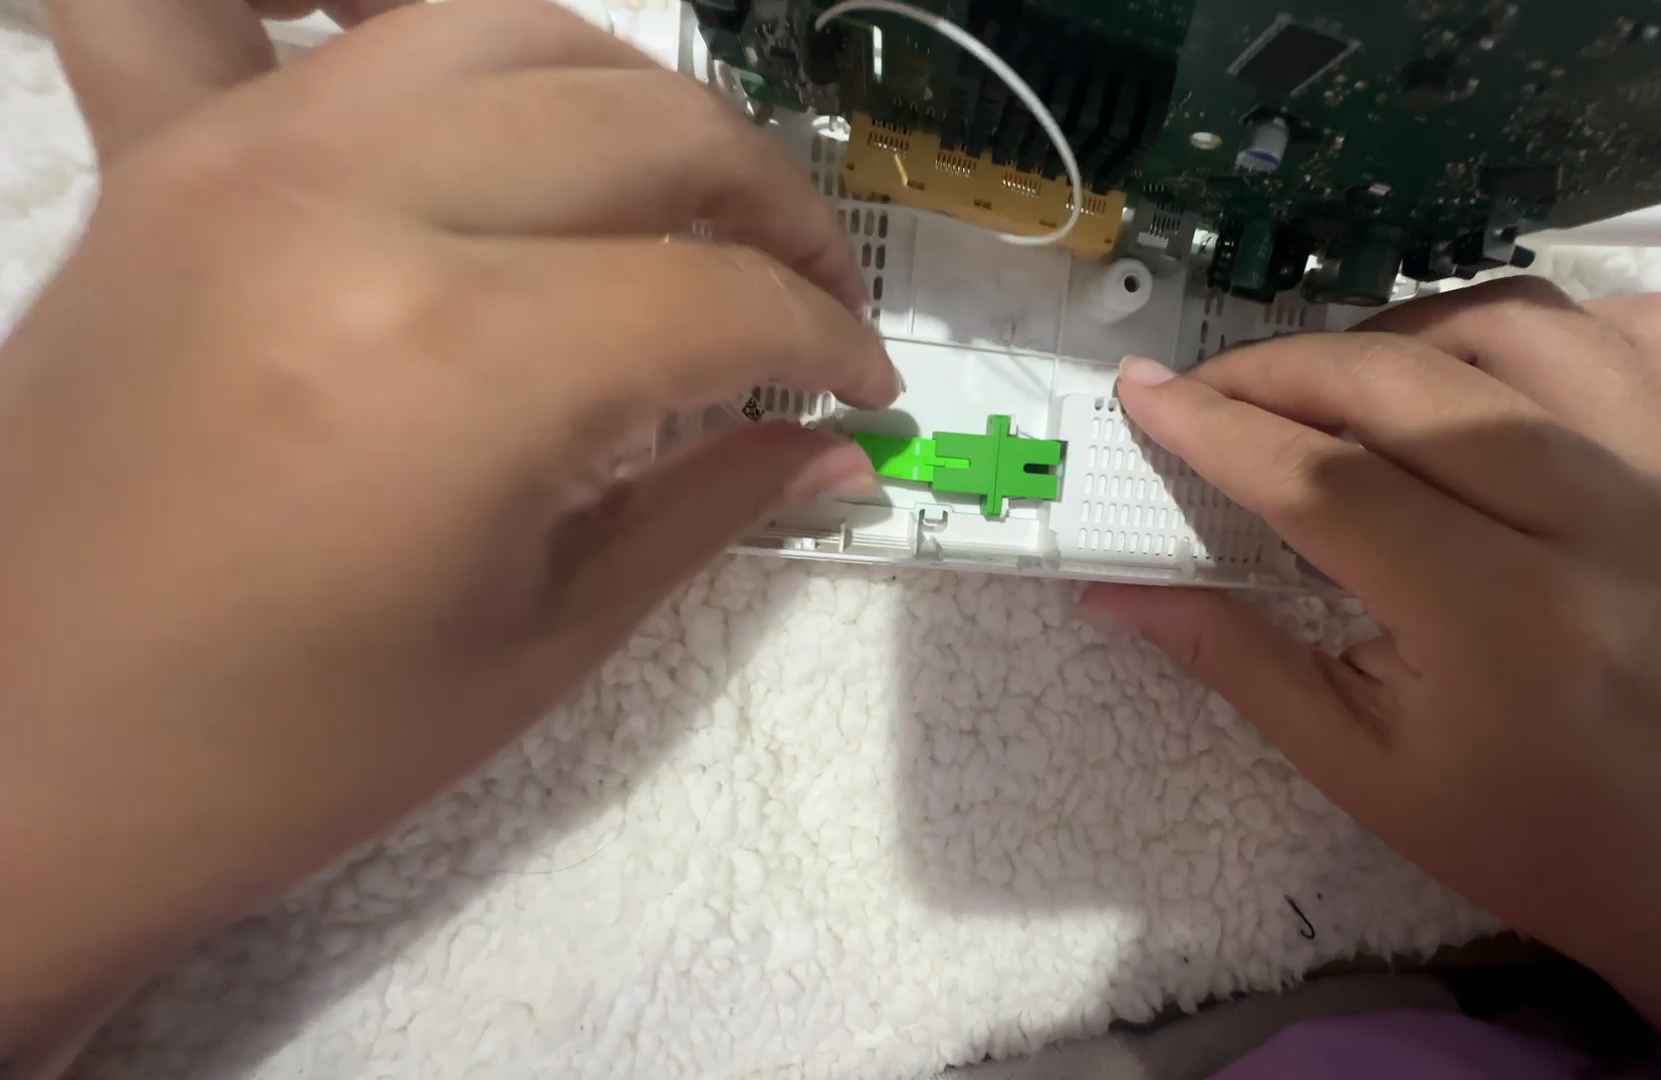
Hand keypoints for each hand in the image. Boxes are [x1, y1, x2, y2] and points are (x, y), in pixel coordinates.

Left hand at [0, 0, 893, 1049]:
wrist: (23, 769)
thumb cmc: (322, 737)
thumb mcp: (564, 630)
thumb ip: (722, 502)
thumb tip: (845, 452)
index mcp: (460, 367)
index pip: (722, 298)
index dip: (829, 339)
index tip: (871, 390)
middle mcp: (351, 209)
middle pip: (651, 127)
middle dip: (781, 208)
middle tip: (821, 297)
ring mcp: (241, 155)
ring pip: (514, 30)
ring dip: (654, 108)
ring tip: (707, 202)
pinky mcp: (163, 157)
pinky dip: (382, 9)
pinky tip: (462, 78)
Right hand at [1086, 279, 1660, 1077]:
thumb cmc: (1511, 832)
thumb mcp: (1345, 758)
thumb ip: (1223, 651)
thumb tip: (1110, 591)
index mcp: (1505, 626)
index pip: (1329, 484)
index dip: (1218, 429)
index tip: (1146, 391)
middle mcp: (1612, 531)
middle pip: (1410, 389)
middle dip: (1281, 371)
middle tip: (1208, 391)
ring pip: (1519, 331)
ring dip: (1392, 335)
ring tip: (1325, 384)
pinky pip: (1634, 335)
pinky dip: (1532, 326)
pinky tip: (1470, 371)